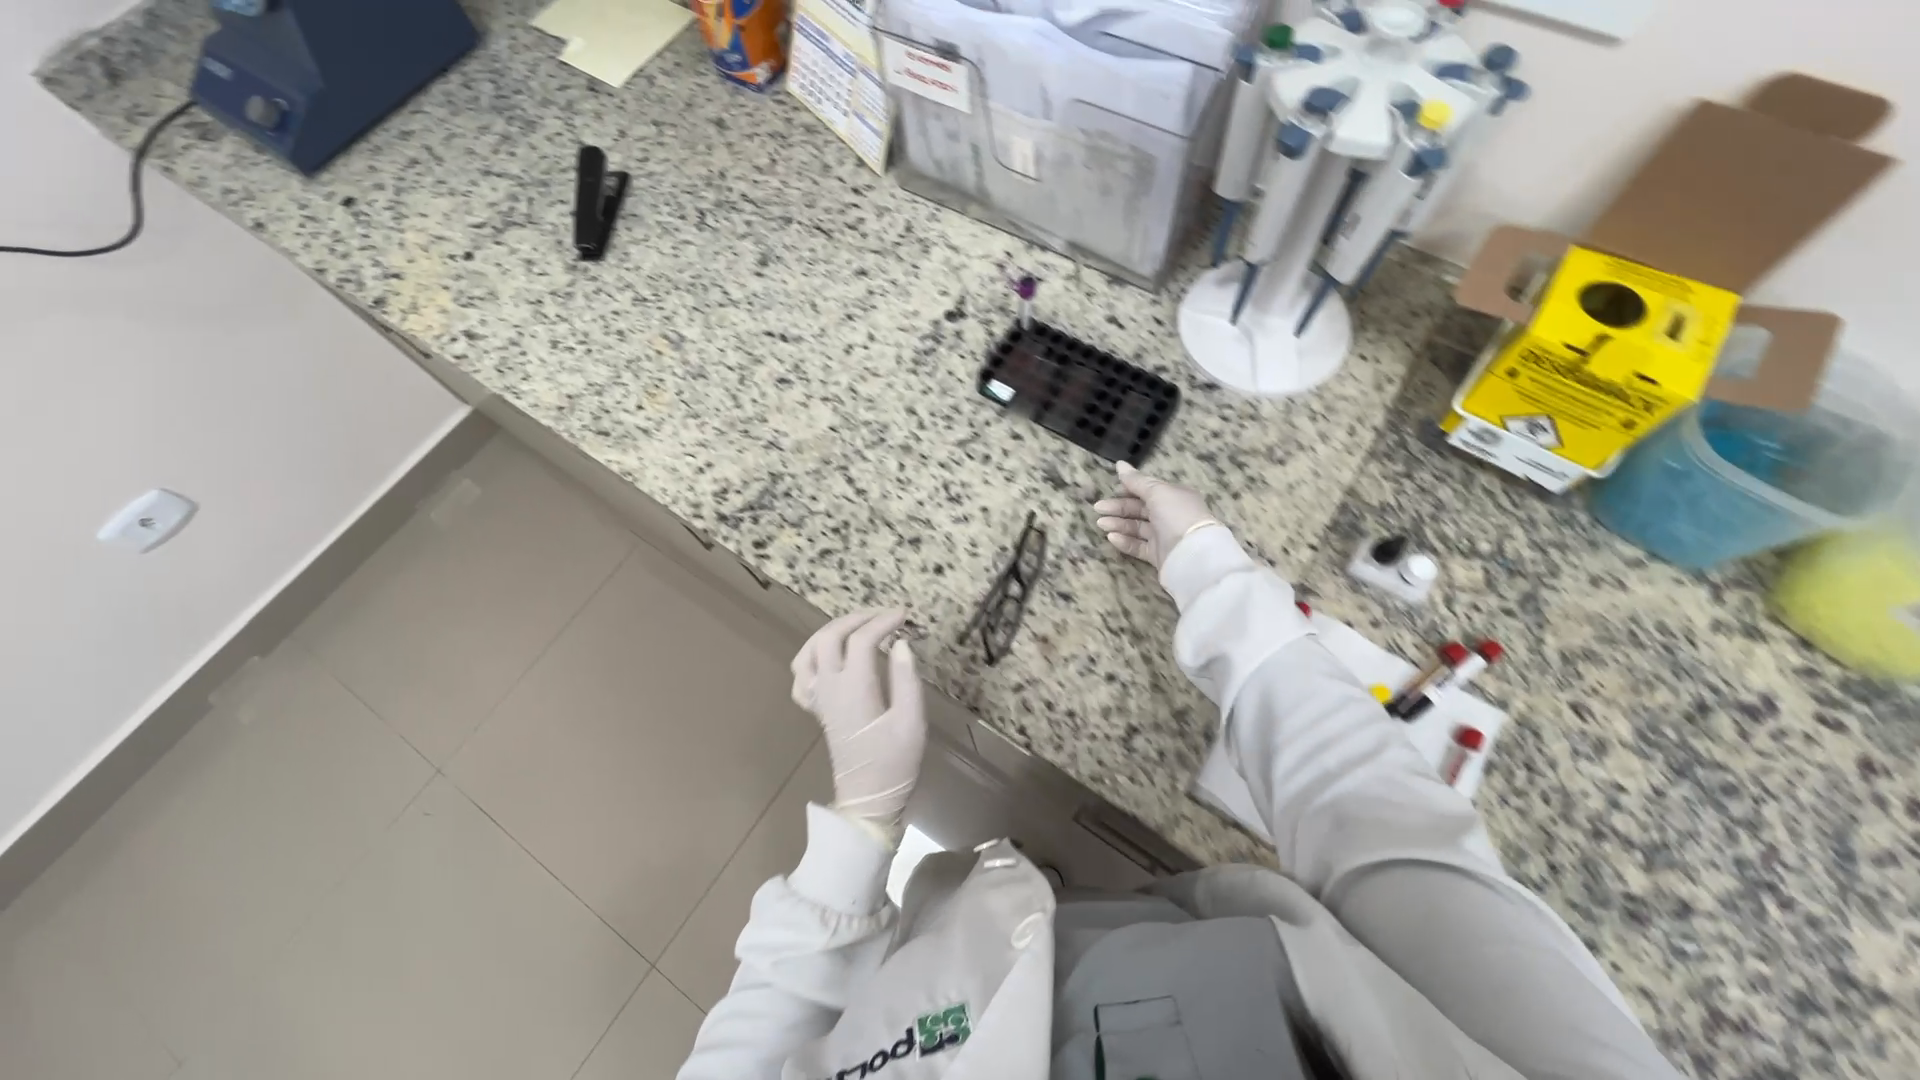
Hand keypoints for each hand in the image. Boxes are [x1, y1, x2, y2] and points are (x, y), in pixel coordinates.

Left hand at [790, 610, 925, 837]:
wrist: (868, 798)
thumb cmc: (895, 762)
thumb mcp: (911, 721)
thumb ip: (906, 679)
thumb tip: (901, 643)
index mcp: (854, 689)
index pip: (863, 640)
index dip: (883, 622)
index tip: (904, 615)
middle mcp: (830, 688)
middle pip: (830, 637)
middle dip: (856, 619)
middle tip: (883, 616)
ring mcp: (819, 698)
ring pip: (809, 651)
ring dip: (831, 631)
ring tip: (856, 626)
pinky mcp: (817, 710)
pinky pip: (801, 675)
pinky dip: (812, 656)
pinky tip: (831, 657)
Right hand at [1094, 461, 1223, 568]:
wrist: (1191, 553)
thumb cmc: (1176, 514)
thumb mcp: (1156, 491)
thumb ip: (1136, 481)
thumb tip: (1119, 464)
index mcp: (1173, 496)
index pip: (1148, 490)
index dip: (1129, 489)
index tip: (1112, 490)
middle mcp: (1169, 515)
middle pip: (1139, 509)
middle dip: (1118, 508)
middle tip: (1098, 508)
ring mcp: (1163, 536)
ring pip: (1137, 528)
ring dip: (1118, 524)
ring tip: (1100, 523)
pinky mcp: (1157, 555)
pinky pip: (1138, 546)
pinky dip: (1125, 541)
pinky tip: (1111, 537)